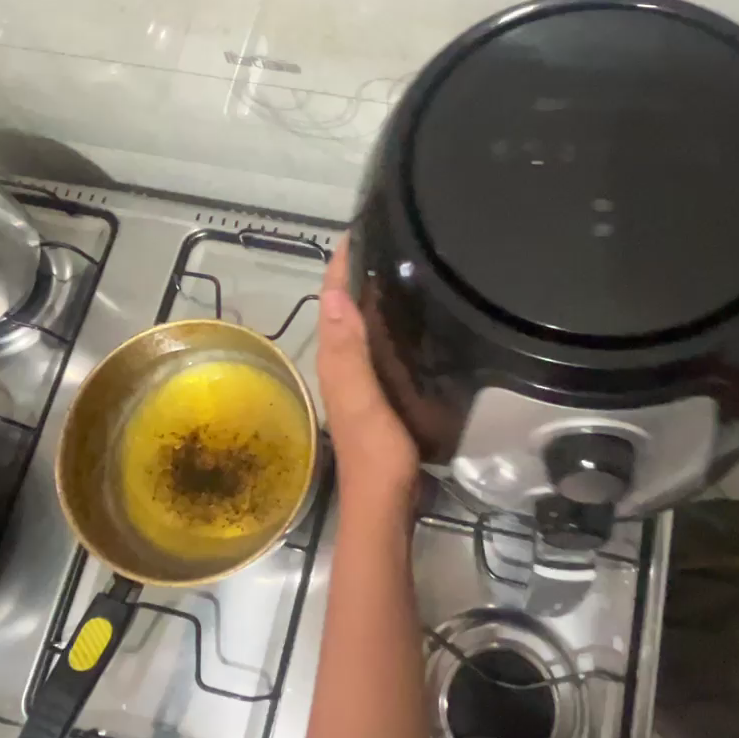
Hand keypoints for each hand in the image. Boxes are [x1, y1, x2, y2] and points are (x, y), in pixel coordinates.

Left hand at [317, 239, 419, 508]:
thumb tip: (334, 297)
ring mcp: (359, 383)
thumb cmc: (376, 454)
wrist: (385, 506)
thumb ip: (348, 352)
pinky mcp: (378, 396)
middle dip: (355, 275)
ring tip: (398, 270)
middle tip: (385, 241)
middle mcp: (342, 366)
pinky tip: (406, 324)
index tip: (357, 231)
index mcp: (335, 362)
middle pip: (343, 310)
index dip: (340, 267)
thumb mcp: (361, 400)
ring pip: (359, 328)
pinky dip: (385, 327)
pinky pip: (376, 348)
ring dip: (369, 299)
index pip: (332, 303)